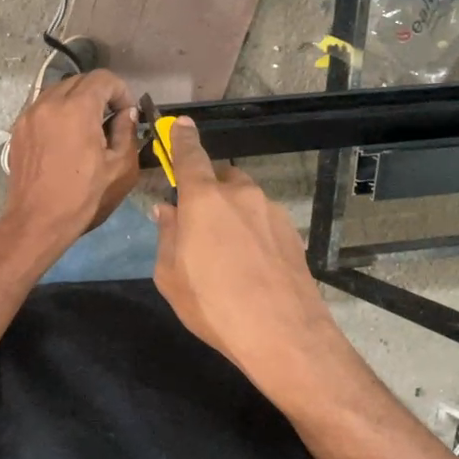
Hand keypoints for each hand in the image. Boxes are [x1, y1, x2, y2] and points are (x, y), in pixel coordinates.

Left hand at [0, 70, 139, 249]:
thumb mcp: (119, 167)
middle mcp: (49, 103)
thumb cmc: (83, 197)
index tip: (126, 113)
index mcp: (76, 109)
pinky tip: (64, 138)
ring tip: (85, 128)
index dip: (120, 91)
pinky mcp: (17, 130)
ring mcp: (28, 115)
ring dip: (75, 101)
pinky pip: (41, 109)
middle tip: (108, 119)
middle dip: (98, 94)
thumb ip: (127, 132)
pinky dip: (56, 114)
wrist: (37, 220)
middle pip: (78, 81)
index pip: (102, 79)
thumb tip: (126, 114)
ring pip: (57, 92)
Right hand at [153, 118, 355, 387]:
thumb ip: (168, 236)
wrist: (282, 333)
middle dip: (206, 191)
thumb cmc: (212, 304)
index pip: (190, 156)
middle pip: (219, 179)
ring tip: (222, 254)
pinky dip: (250, 232)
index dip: (182, 139)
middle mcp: (240, 195)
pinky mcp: (291, 233)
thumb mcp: (170, 275)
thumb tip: (167, 211)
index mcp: (203, 200)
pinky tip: (246, 266)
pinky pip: (261, 221)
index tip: (179, 125)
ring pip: (243, 201)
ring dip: (230, 215)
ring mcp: (271, 212)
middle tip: (195, 223)